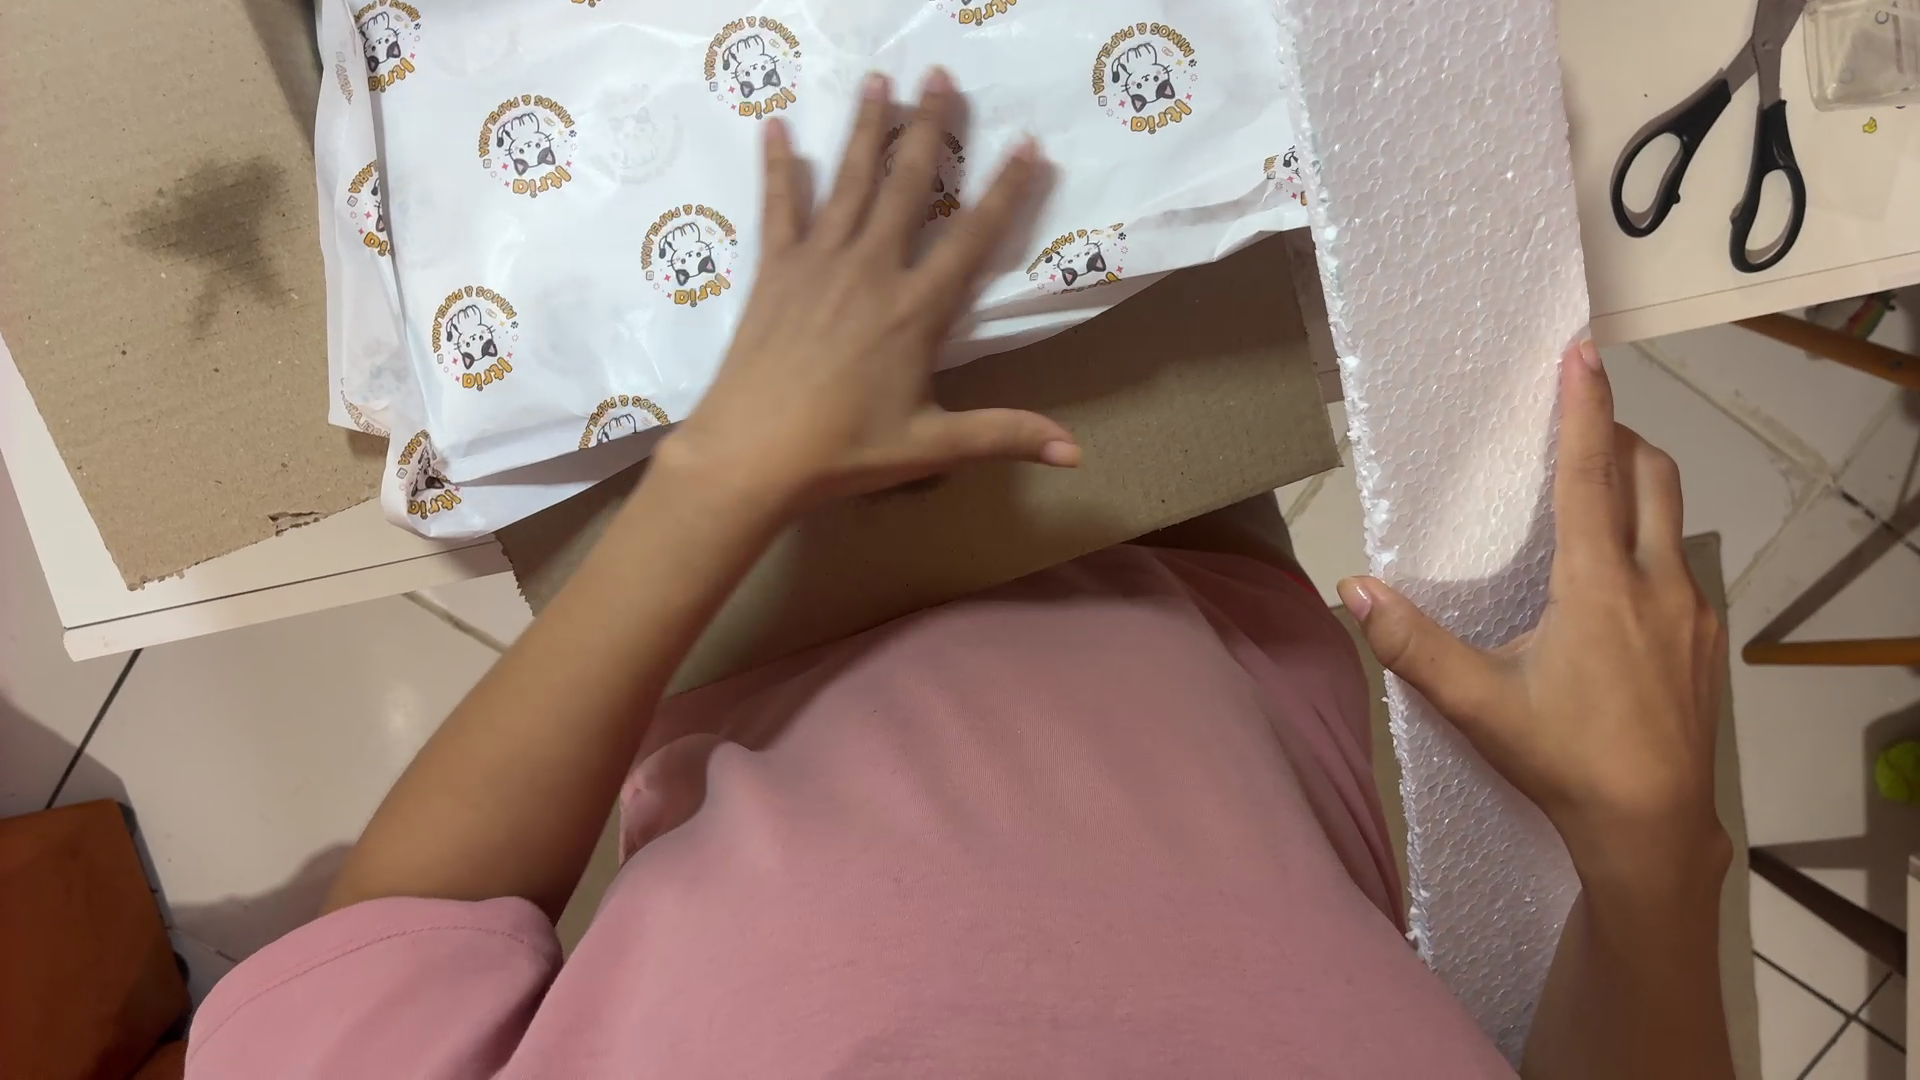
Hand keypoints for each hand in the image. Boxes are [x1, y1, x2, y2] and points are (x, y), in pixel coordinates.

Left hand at [662, 69, 1077, 512]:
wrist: (752, 457)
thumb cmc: (845, 453)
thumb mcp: (932, 446)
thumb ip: (1005, 436)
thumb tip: (1077, 454)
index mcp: (915, 310)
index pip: (972, 238)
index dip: (1005, 190)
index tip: (1028, 145)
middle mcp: (870, 271)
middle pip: (907, 186)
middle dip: (930, 129)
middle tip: (942, 75)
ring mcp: (817, 264)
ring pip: (849, 182)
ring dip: (866, 129)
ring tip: (880, 80)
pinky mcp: (773, 273)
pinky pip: (778, 207)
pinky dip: (779, 167)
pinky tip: (778, 127)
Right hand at [1337, 339, 1729, 888]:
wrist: (1651, 826)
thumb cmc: (1560, 753)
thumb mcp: (1473, 700)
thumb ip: (1408, 643)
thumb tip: (1349, 589)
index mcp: (1600, 586)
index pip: (1594, 478)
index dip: (1586, 412)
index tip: (1584, 356)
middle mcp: (1656, 584)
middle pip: (1653, 478)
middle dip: (1619, 435)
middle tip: (1576, 421)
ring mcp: (1691, 612)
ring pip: (1671, 517)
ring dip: (1635, 483)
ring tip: (1588, 485)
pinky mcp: (1702, 640)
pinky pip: (1675, 559)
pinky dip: (1644, 534)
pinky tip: (1609, 572)